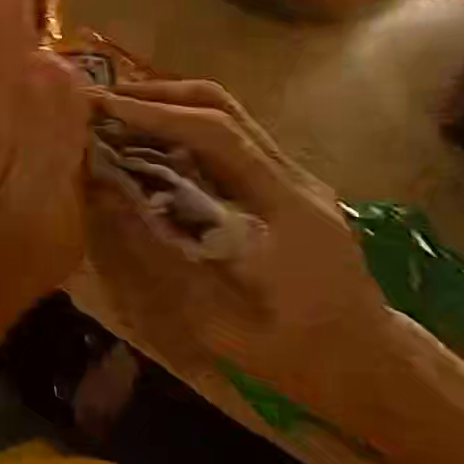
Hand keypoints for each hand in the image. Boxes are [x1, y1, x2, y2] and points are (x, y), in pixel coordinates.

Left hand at [0, 0, 91, 313]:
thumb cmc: (30, 232)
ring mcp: (13, 95)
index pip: (11, 12)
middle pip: (10, 5)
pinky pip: (35, 47)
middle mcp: (6, 82)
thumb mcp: (50, 186)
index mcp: (12, 90)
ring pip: (20, 22)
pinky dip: (44, 17)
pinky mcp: (25, 111)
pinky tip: (57, 11)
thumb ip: (55, 126)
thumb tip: (61, 64)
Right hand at [83, 80, 393, 403]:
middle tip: (97, 103)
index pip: (216, 135)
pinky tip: (146, 142)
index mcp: (285, 210)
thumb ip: (157, 249)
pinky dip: (179, 125)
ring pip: (226, 113)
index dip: (153, 114)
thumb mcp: (214, 314)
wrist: (367, 368)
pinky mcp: (283, 184)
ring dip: (165, 104)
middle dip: (154, 96)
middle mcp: (294, 181)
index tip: (100, 109)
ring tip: (113, 114)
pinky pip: (227, 135)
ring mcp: (293, 178)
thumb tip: (103, 192)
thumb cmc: (288, 352)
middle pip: (222, 107)